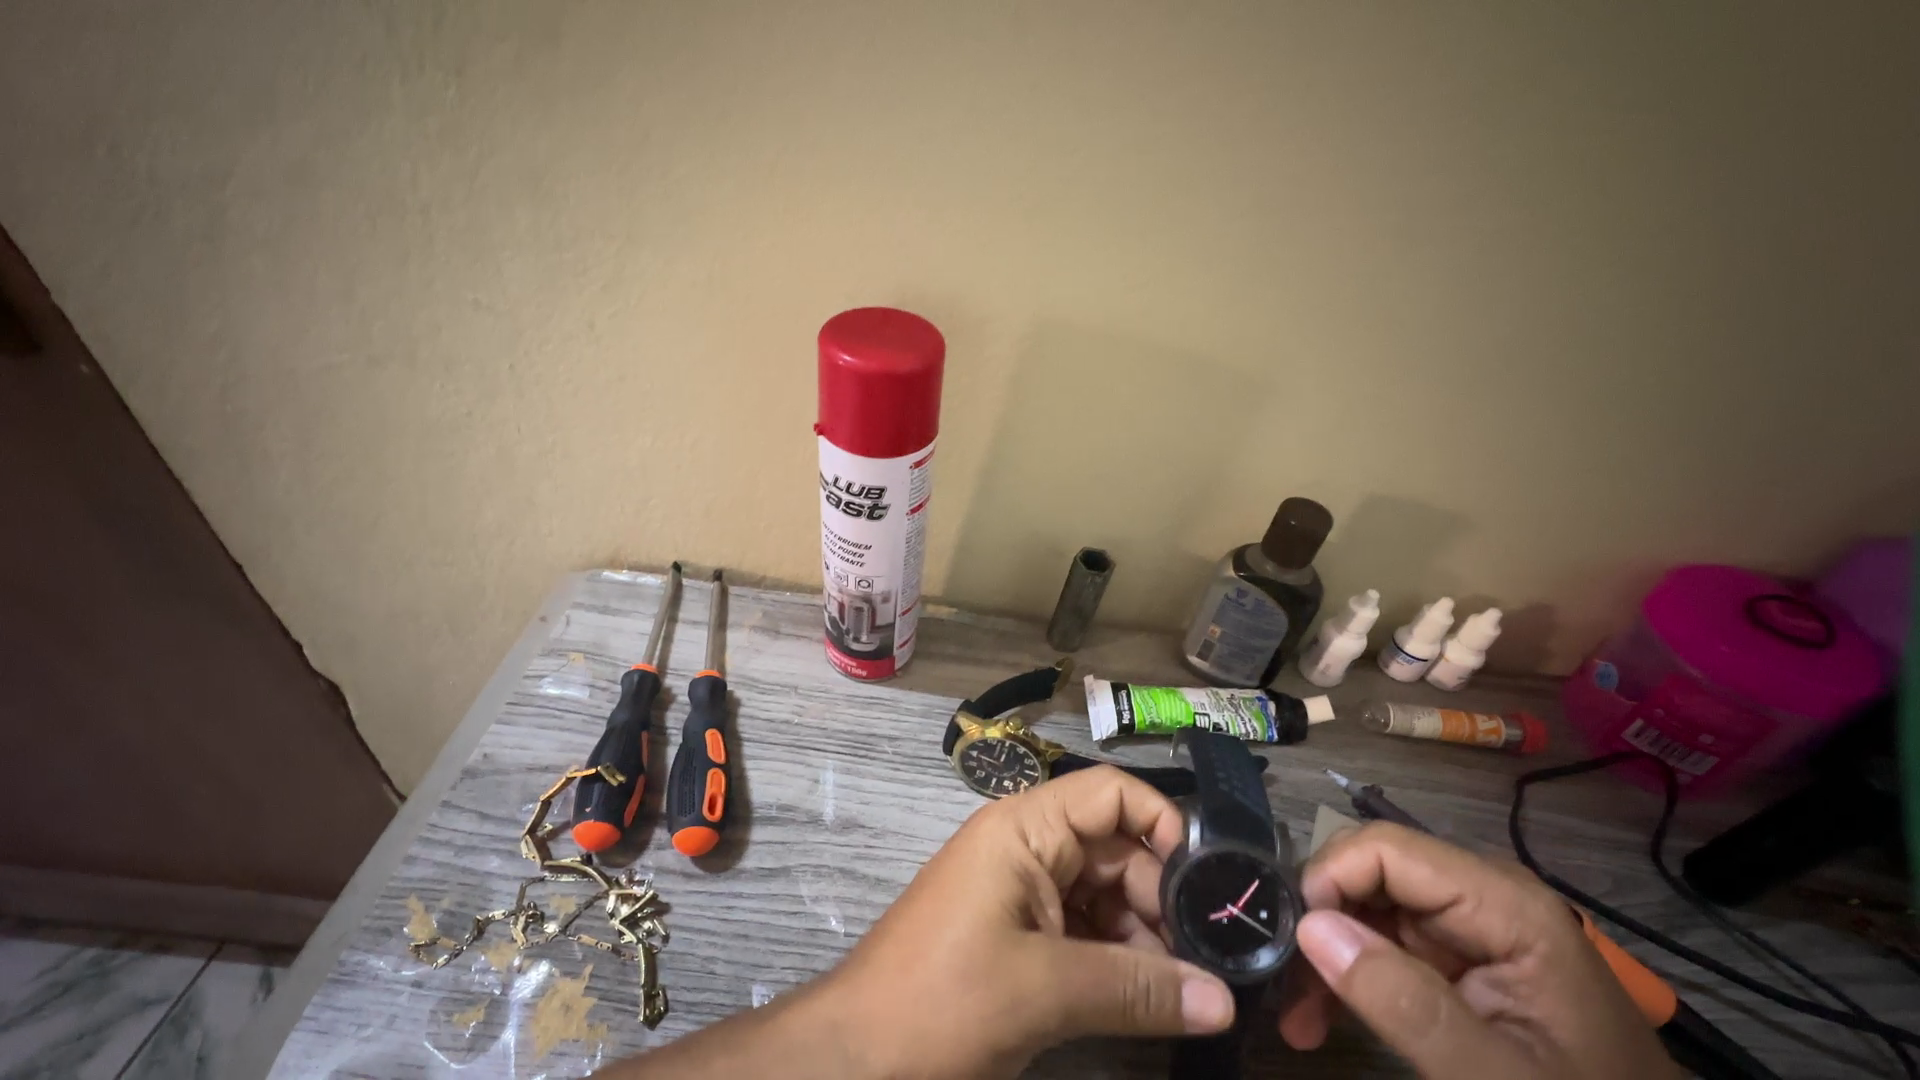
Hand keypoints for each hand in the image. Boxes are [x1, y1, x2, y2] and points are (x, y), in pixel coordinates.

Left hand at [828, 765, 1236, 1079]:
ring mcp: (1023, 895)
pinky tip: (1151, 1000)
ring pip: (1107, 896)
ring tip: (1187, 990)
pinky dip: (1120, 962)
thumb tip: (1226, 1002)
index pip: (1109, 793)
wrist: (856, 1058)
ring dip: (1146, 939)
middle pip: (1118, 849)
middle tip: (1208, 958)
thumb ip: (1138, 989)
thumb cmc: (943, 999)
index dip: (1163, 824)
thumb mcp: (1044, 990)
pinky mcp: (1021, 939)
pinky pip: (1087, 934)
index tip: (1208, 884)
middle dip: (1163, 898)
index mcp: (1023, 829)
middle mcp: (1027, 849)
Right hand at [1278, 823, 1681, 1079]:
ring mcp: (1468, 930)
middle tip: (1284, 992)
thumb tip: (1312, 927)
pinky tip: (1322, 1019)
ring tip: (1298, 1021)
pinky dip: (1346, 977)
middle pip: (1369, 873)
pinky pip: (1381, 946)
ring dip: (1324, 957)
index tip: (1294, 945)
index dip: (1329, 880)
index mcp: (1506, 907)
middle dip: (1319, 923)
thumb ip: (1410, 1006)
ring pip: (1364, 909)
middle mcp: (1482, 899)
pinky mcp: (1457, 962)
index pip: (1387, 849)